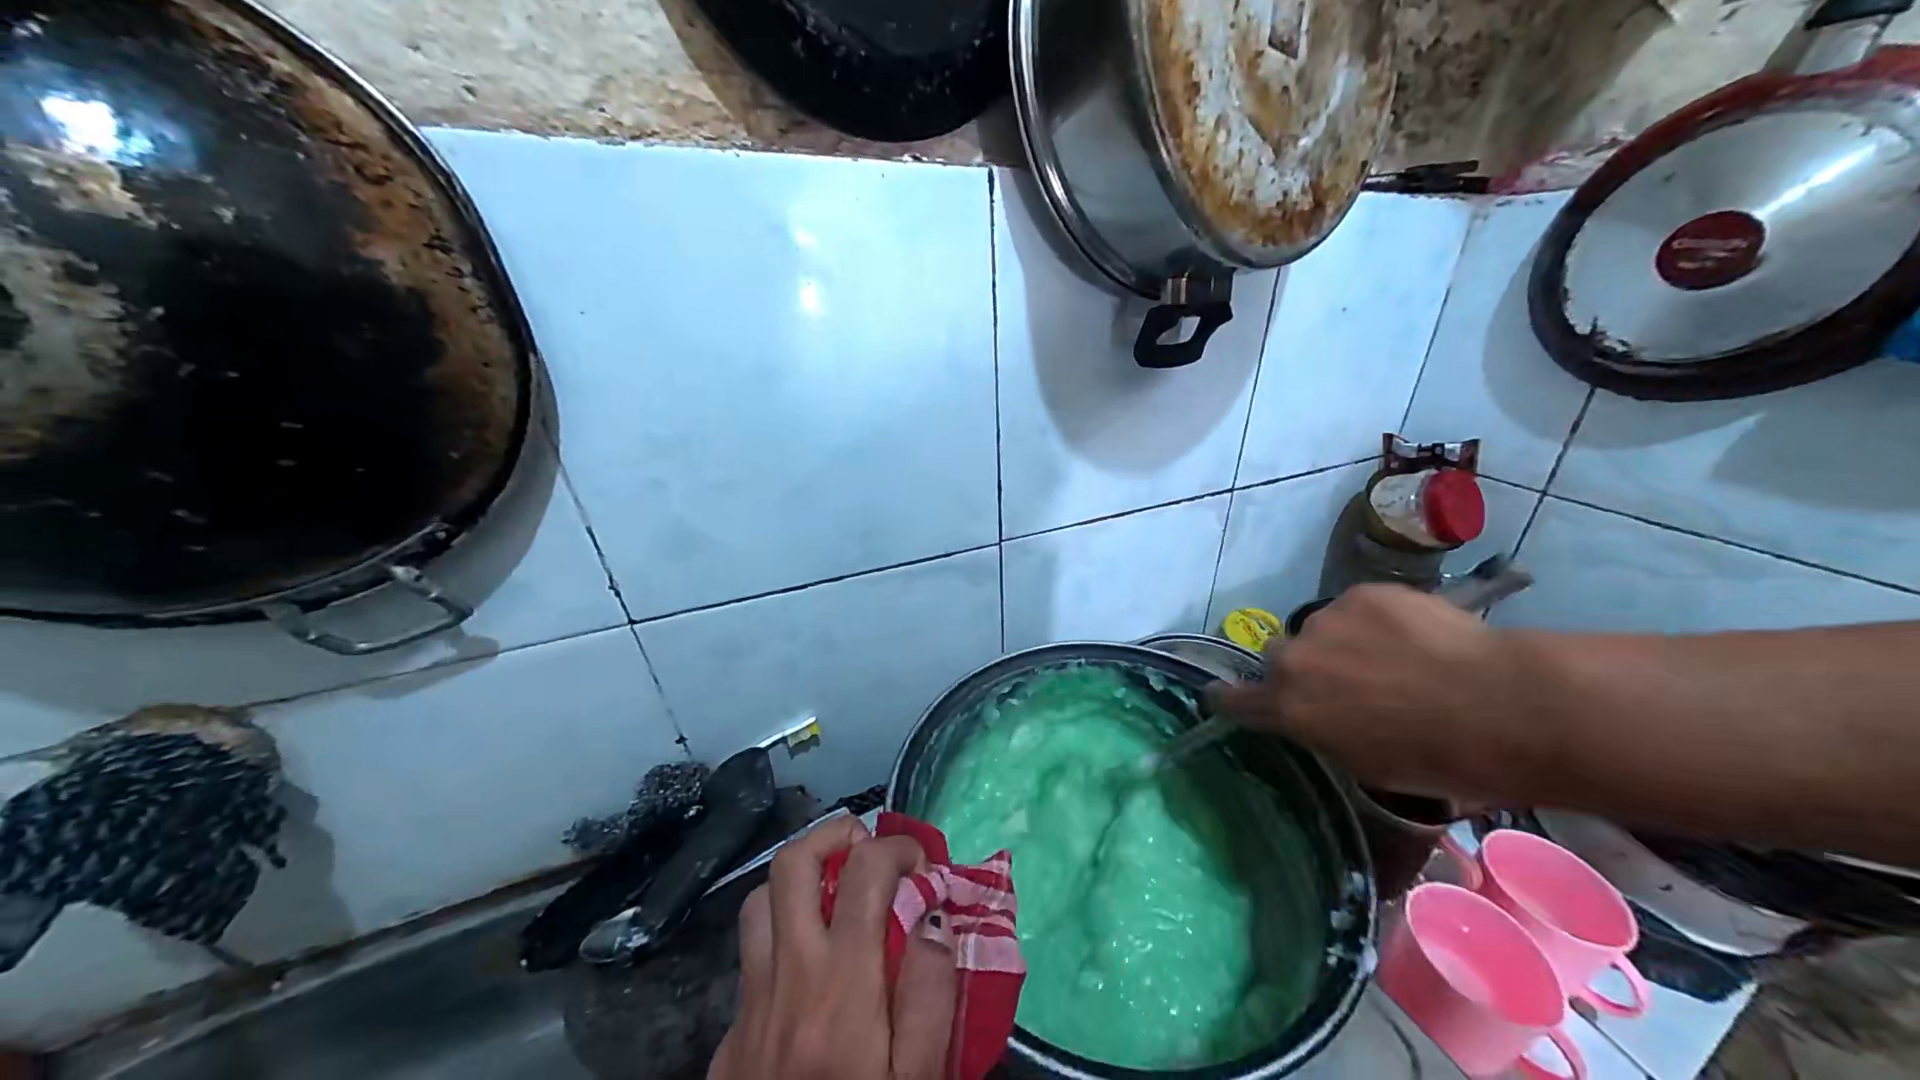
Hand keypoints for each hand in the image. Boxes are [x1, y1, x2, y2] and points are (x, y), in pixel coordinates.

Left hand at [709, 816, 955, 1079]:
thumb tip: (932, 915)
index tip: (923, 864)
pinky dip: (780, 933)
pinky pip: (749, 955)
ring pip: (758, 900)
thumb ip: (931, 992)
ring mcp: (750, 1002)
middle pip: (792, 864)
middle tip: (868, 847)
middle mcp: (788, 974)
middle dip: (834, 834)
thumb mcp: (922, 1078)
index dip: (898, 848)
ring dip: (799, 880)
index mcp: (842, 981)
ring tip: (835, 892)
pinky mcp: (729, 1034)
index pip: (865, 872)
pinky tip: (808, 963)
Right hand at [1214, 584, 1553, 801]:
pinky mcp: (1363, 593)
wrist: (1503, 705)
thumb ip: (1324, 733)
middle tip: (1351, 682)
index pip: (1231, 699)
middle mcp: (1293, 660)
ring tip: (1396, 656)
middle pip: (1282, 658)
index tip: (1228, 696)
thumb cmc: (1439, 759)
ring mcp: (1326, 620)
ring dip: (1343, 642)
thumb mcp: (1366, 766)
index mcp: (1288, 709)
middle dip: (1306, 668)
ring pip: (1322, 629)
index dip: (1229, 698)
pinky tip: (1417, 635)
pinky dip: (1378, 620)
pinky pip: (1357, 608)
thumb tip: (1323, 718)